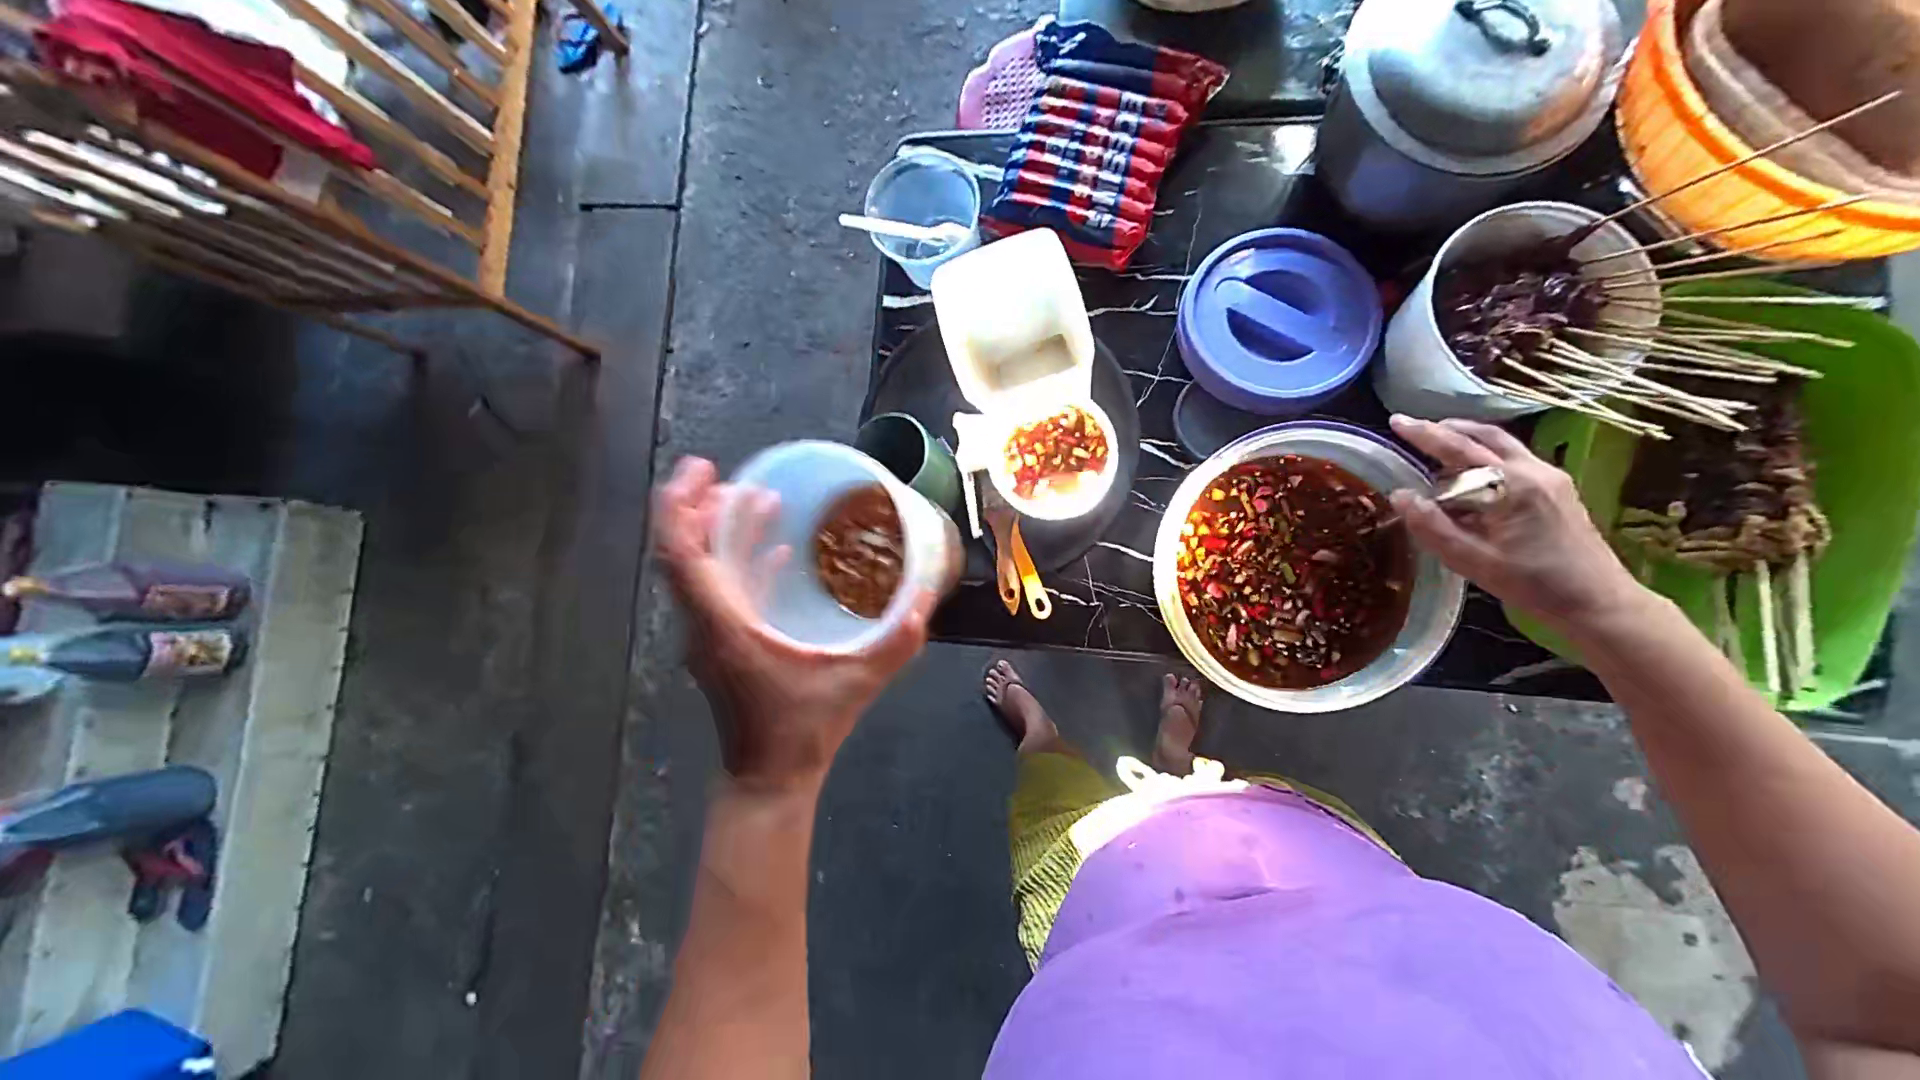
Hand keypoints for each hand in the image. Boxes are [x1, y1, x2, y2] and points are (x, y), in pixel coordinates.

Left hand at [653, 457, 935, 793]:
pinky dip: (735, 560)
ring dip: (716, 532)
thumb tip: (923, 601)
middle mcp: (704, 627)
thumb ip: (894, 644)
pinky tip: (774, 548)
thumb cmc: (802, 732)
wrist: (767, 780)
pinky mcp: (718, 645)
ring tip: (752, 499)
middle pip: (681, 554)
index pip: (683, 557)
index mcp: (725, 628)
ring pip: (696, 570)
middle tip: (733, 478)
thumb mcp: (855, 685)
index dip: (682, 507)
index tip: (702, 470)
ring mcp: (706, 637)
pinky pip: (716, 590)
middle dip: (698, 508)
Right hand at [1387, 415, 1645, 628]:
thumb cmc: (1531, 583)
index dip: (1424, 434)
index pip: (1459, 449)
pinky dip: (1486, 453)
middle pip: (1486, 436)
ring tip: (1438, 443)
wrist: (1597, 601)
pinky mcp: (1558, 490)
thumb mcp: (1470, 560)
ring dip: (1468, 438)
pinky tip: (1471, 472)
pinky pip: (1515, 458)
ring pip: (1503, 444)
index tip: (1396, 422)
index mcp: (1511, 486)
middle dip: (1447, 428)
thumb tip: (1400, 494)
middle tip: (1414, 427)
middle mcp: (1534, 472)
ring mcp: (1550, 478)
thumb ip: (1431, 526)